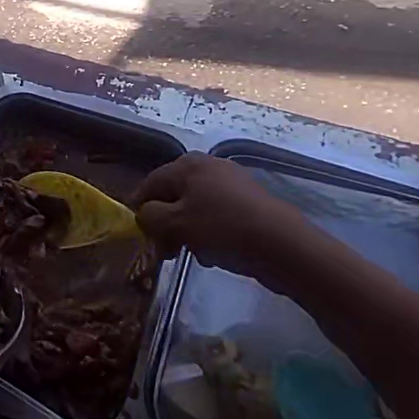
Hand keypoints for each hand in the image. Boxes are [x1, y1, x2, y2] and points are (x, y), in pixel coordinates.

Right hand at [133, 154, 307, 276]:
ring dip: (187, 231)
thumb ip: (150, 217)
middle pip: (173, 195)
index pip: (150, 183)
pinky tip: (214, 253)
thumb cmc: (222, 228)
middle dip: (165, 223)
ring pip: (194, 207)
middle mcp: (207, 165)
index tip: (137, 236)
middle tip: (165, 251)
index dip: (139, 209)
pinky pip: (216, 215)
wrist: (281, 244)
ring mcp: (230, 181)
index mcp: (186, 164)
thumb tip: (144, 214)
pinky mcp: (248, 201)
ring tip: (192, 254)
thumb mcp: (176, 224)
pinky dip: (209, 232)